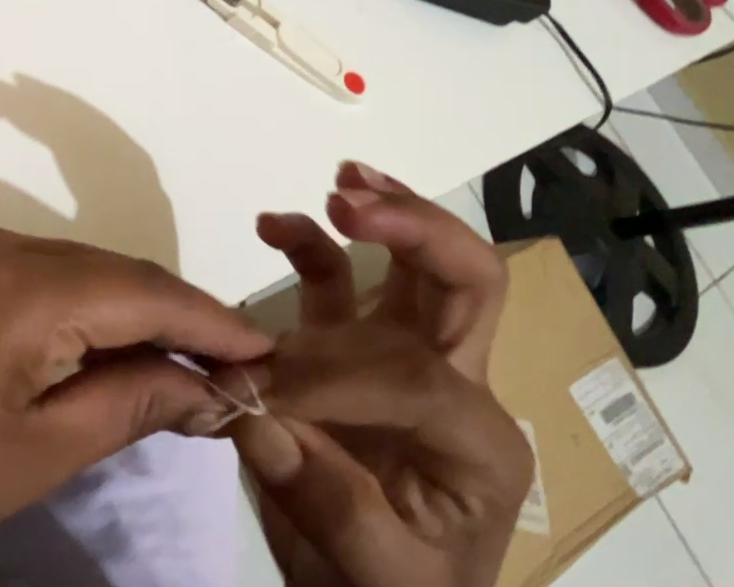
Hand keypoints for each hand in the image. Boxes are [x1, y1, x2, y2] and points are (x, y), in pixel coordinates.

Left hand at [0, 219, 273, 584]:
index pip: (142, 289)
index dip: (210, 321)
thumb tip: (207, 385)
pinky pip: (24, 268)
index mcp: (16, 286)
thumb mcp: (38, 452)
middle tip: (223, 370)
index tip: (266, 354)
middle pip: (105, 269)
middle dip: (167, 315)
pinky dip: (68, 301)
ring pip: (66, 265)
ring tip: (166, 362)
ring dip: (117, 306)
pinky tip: (91, 340)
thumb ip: (131, 400)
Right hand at [229, 162, 530, 586]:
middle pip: (465, 282)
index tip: (258, 397)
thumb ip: (330, 504)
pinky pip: (337, 285)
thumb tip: (255, 415)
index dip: (333, 377)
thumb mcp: (377, 575)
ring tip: (337, 185)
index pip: (415, 378)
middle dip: (415, 230)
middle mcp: (453, 383)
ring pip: (410, 267)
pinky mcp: (349, 350)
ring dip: (379, 217)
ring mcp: (399, 358)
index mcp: (478, 440)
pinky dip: (310, 247)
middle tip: (352, 201)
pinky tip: (273, 225)